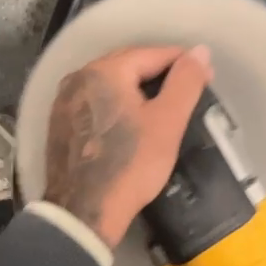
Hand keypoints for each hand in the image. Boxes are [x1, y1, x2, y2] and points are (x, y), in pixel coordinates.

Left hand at [41, 44, 213, 247]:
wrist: (83, 214)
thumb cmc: (130, 165)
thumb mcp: (167, 122)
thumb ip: (186, 82)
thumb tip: (200, 50)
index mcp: (104, 70)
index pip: (152, 53)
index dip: (182, 62)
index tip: (205, 75)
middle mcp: (79, 77)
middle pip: (129, 64)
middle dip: (159, 72)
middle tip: (187, 89)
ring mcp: (64, 100)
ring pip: (111, 83)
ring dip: (137, 88)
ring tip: (162, 104)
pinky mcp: (59, 123)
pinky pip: (96, 101)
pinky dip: (117, 103)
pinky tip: (131, 120)